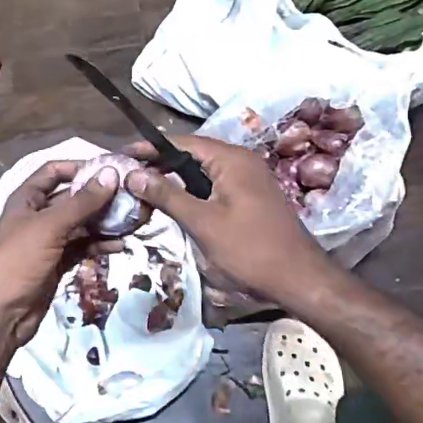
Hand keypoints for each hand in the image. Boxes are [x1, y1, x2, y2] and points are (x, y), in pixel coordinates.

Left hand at [0, 159, 119, 347]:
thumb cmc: (17, 262)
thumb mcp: (49, 227)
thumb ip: (81, 202)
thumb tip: (111, 173)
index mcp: (26, 198)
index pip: (54, 171)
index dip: (80, 166)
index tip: (111, 168)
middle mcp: (37, 215)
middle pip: (72, 197)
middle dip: (99, 195)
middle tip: (132, 194)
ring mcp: (48, 240)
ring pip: (80, 223)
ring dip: (104, 221)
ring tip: (133, 219)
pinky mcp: (57, 263)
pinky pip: (82, 246)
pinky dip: (98, 244)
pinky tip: (119, 244)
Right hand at [124, 136, 345, 309]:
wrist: (299, 279)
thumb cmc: (249, 249)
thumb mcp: (202, 222)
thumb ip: (167, 195)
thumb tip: (133, 174)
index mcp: (232, 159)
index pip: (183, 143)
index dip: (151, 148)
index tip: (123, 155)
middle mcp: (243, 161)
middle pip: (194, 154)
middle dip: (161, 162)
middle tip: (130, 173)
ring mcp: (251, 179)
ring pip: (205, 170)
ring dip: (177, 177)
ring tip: (146, 187)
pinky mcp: (253, 196)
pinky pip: (216, 184)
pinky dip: (194, 189)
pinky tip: (176, 203)